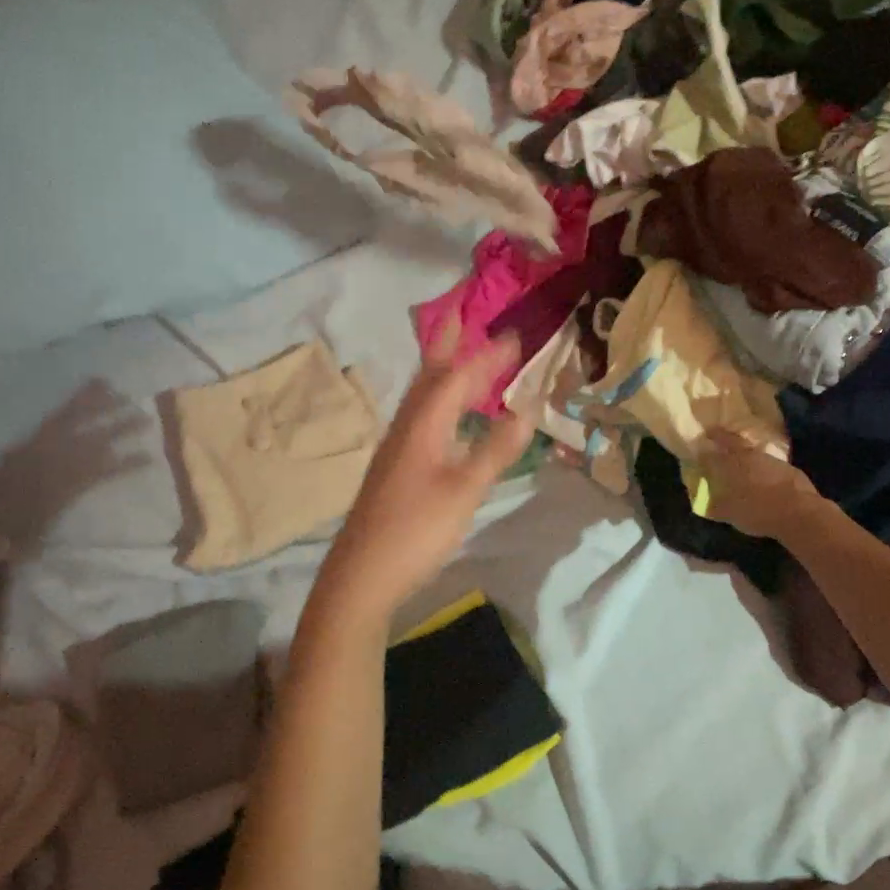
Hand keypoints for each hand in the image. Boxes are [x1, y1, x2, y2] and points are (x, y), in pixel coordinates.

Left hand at [319, 333, 534, 616]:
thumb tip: (526, 412)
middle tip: (464, 315)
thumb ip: (495, 451)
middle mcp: (406, 428)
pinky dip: (440, 402)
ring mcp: (397, 449)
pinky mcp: (395, 469)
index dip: (488, 356)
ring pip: (422, 398)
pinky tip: (449, 419)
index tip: (516, 336)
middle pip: (431, 376)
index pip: (459, 377)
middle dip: (450, 345)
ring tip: (461, 357)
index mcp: (424, 425)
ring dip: (443, 372)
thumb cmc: (417, 530)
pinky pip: (421, 418)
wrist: (363, 574)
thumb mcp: (465, 491)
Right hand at [697, 430, 825, 541]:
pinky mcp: (786, 466)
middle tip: (713, 435)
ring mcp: (769, 458)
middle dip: (721, 437)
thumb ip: (715, 506)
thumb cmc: (758, 512)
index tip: (698, 447)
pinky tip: (759, 471)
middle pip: (731, 441)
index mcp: (730, 465)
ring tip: (736, 455)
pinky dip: (759, 462)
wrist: (798, 512)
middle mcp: (748, 456)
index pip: (710, 453)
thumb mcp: (731, 514)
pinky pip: (766, 460)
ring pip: (750, 449)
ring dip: (742, 449)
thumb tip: (701, 501)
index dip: (702, 450)